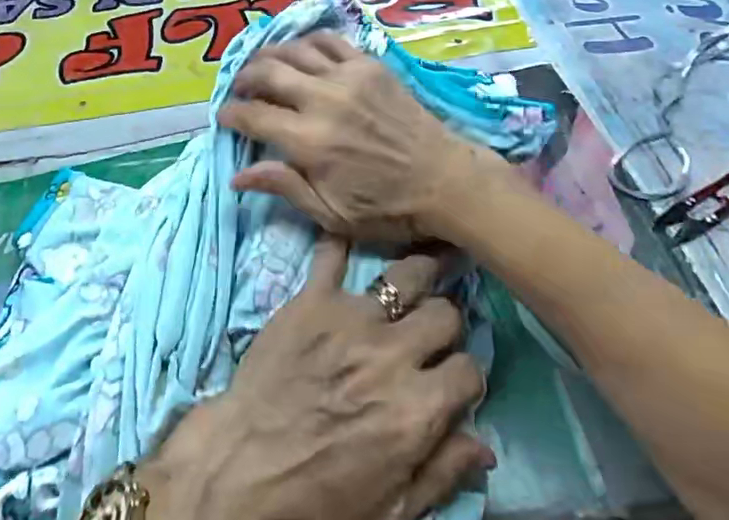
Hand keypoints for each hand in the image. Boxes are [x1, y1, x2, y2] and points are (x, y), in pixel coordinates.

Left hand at [141, 240, 491, 519]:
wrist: (243, 465)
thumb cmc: (318, 495)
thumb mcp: (391, 508)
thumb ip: (441, 473)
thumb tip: (484, 447)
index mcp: (418, 409)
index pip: (470, 370)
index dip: (465, 376)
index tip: (451, 378)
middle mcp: (392, 355)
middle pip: (445, 315)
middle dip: (446, 322)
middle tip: (431, 328)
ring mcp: (350, 319)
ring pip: (406, 275)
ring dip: (417, 274)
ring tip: (418, 272)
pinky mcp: (311, 299)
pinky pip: (333, 254)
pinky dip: (341, 244)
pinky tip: (348, 236)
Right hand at [219, 33, 497, 242]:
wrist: (445, 180)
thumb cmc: (387, 207)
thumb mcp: (331, 213)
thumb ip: (284, 187)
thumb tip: (237, 175)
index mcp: (309, 142)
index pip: (253, 116)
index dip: (231, 114)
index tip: (225, 117)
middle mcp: (322, 101)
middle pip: (266, 73)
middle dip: (244, 78)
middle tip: (240, 88)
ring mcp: (347, 77)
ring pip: (294, 50)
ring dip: (270, 55)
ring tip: (263, 66)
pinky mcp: (369, 65)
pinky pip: (329, 41)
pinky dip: (308, 42)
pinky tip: (302, 52)